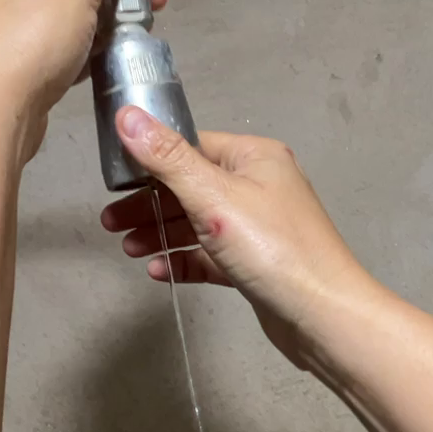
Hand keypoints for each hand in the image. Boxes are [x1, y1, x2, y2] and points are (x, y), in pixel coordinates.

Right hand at [100, 108, 376, 371]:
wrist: (322, 315)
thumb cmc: (270, 247)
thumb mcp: (213, 197)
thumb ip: (167, 159)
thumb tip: (127, 116)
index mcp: (253, 158)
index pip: (191, 146)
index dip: (151, 161)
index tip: (115, 181)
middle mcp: (257, 186)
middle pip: (189, 187)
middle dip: (149, 205)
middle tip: (110, 223)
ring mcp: (256, 227)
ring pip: (197, 223)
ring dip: (160, 234)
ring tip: (128, 250)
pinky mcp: (253, 263)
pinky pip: (209, 255)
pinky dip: (183, 260)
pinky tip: (158, 272)